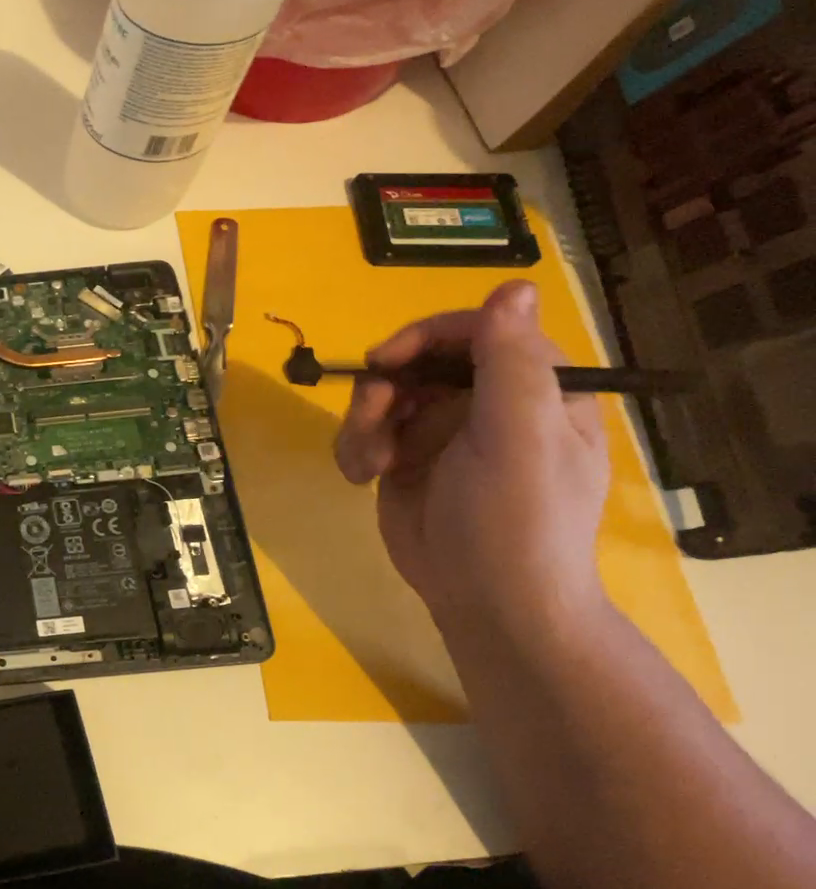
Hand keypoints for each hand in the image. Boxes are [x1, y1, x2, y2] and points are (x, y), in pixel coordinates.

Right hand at [333, 281, 610, 627]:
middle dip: (385, 388)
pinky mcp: (404, 461)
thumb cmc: (515, 520)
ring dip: (363, 424)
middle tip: (374, 418)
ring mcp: (442, 434)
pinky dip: (353, 450)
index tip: (386, 360)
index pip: (480, 332)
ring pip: (383, 396)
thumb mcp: (518, 438)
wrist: (487, 602)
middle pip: (419, 361)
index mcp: (534, 390)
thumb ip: (511, 363)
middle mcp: (487, 404)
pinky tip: (361, 478)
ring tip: (369, 463)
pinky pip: (364, 433)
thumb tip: (514, 286)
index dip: (428, 336)